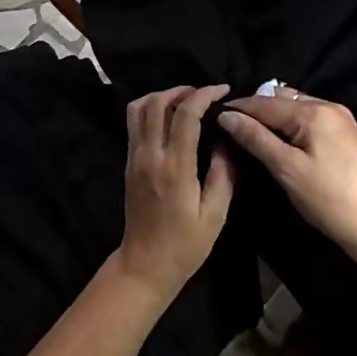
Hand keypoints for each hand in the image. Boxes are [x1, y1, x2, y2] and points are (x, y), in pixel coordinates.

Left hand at [115, 85, 235, 297]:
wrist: (144, 265)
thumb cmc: (185, 245)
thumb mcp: (215, 215)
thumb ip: (224, 175)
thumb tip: (228, 143)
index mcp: (175, 168)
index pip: (184, 115)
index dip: (203, 95)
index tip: (222, 90)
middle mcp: (150, 156)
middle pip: (157, 103)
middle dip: (182, 90)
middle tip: (204, 93)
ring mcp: (135, 158)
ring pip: (138, 108)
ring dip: (161, 95)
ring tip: (185, 100)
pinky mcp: (128, 163)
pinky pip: (133, 123)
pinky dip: (150, 108)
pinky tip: (169, 116)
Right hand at [218, 88, 356, 268]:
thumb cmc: (330, 199)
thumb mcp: (287, 169)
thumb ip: (255, 138)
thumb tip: (226, 115)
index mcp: (313, 111)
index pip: (264, 102)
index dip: (237, 109)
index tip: (212, 116)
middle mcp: (328, 106)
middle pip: (280, 99)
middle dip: (254, 110)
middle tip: (228, 127)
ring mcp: (340, 119)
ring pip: (295, 107)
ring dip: (272, 117)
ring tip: (248, 133)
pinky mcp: (346, 135)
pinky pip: (308, 118)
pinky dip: (289, 124)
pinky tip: (278, 139)